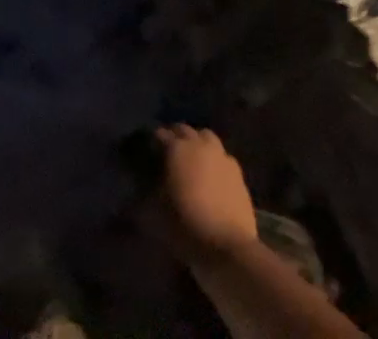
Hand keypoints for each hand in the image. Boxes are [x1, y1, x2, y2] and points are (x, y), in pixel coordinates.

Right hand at [145, 125, 257, 262]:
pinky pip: (222, 156)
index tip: (143, 150)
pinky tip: (209, 174)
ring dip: (196, 142)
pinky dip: (213, 158)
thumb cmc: (184, 225)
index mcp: (177, 148)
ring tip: (189, 158)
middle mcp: (200, 145)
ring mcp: (222, 157)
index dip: (150, 141)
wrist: (227, 247)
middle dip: (173, 135)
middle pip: (184, 129)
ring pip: (206, 137)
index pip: (159, 134)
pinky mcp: (238, 173)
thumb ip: (144, 189)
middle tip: (164, 151)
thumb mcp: (152, 210)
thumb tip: (139, 183)